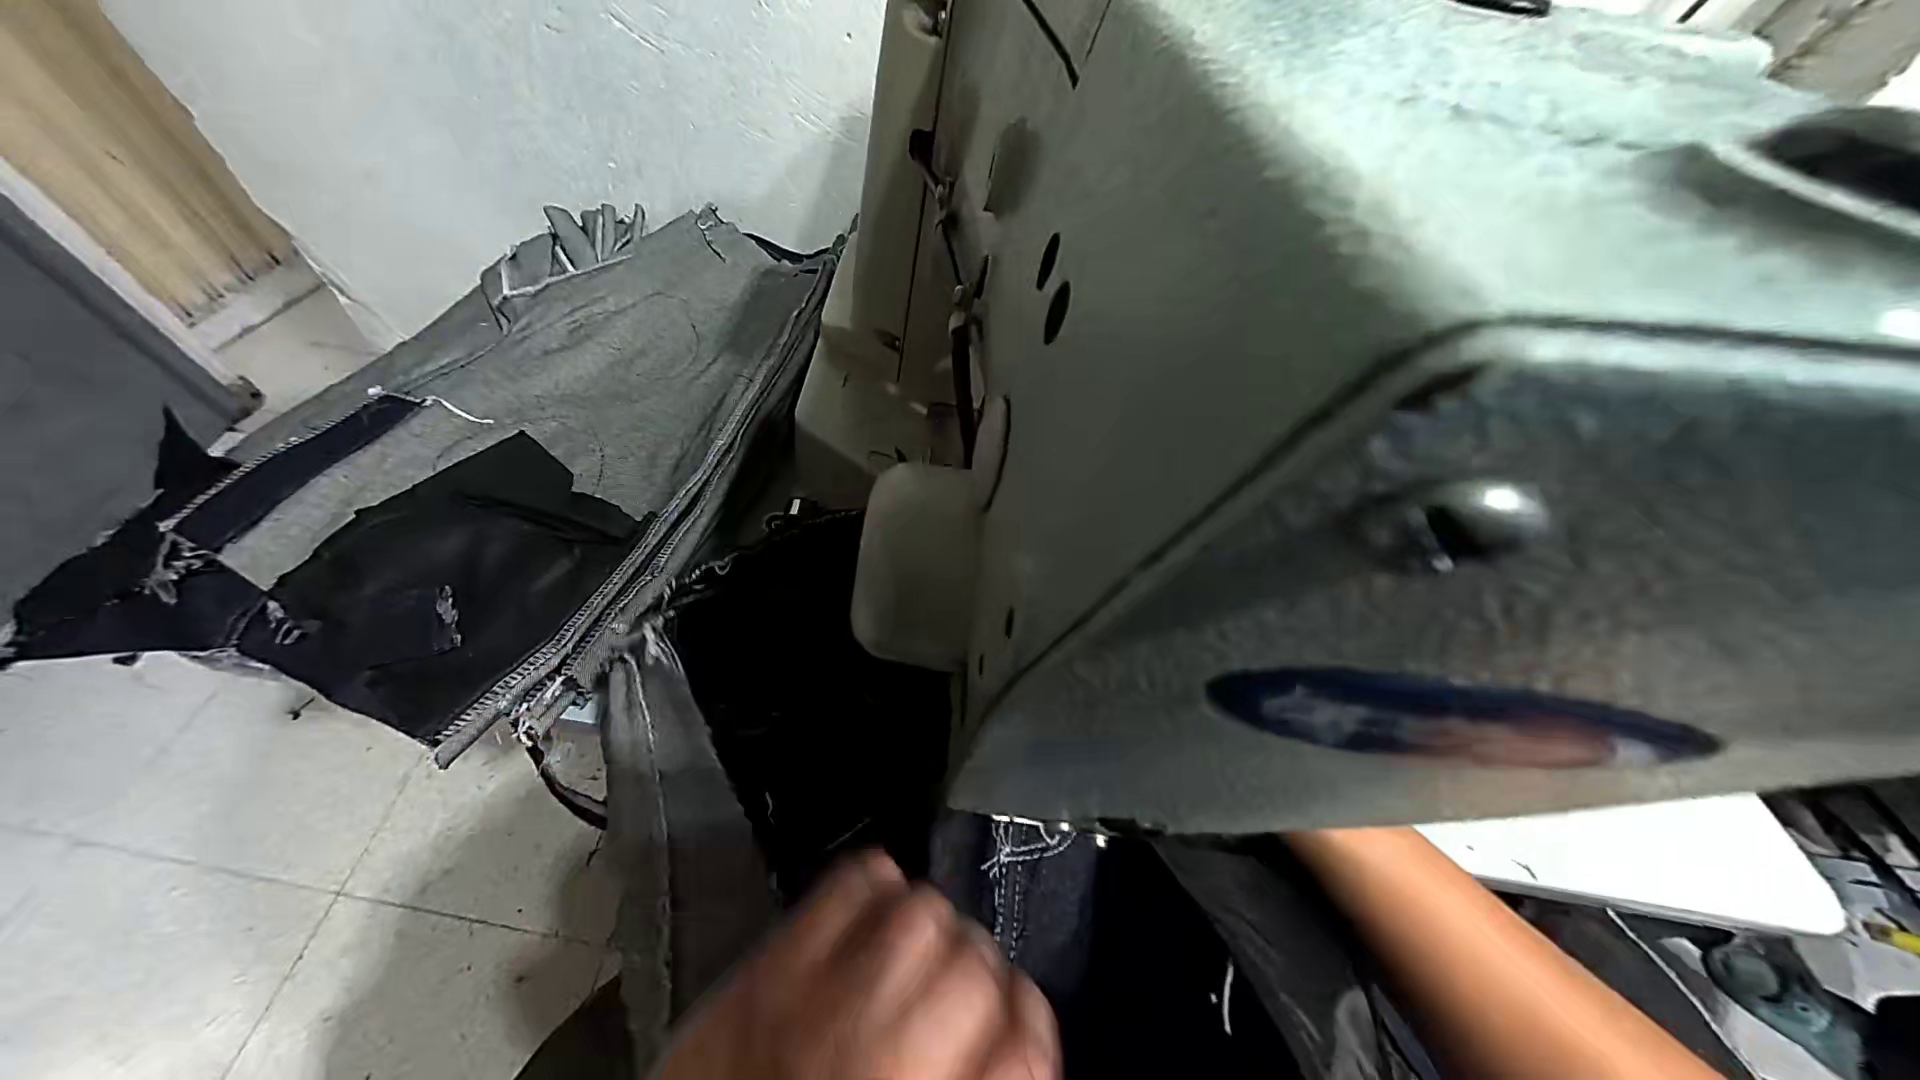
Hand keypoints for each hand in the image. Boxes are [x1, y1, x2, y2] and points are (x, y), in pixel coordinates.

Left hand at [657, 851, 1059, 1079]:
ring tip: (913, 939)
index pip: (1027, 1044)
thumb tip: (1011, 1035)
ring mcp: (824, 1000)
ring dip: (930, 920)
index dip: (1028, 1021)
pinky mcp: (771, 963)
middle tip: (954, 977)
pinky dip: (872, 878)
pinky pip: (849, 883)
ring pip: (923, 913)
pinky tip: (872, 898)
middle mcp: (888, 1053)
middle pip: (978, 964)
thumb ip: (968, 1077)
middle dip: (978, 964)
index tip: (1014, 1016)